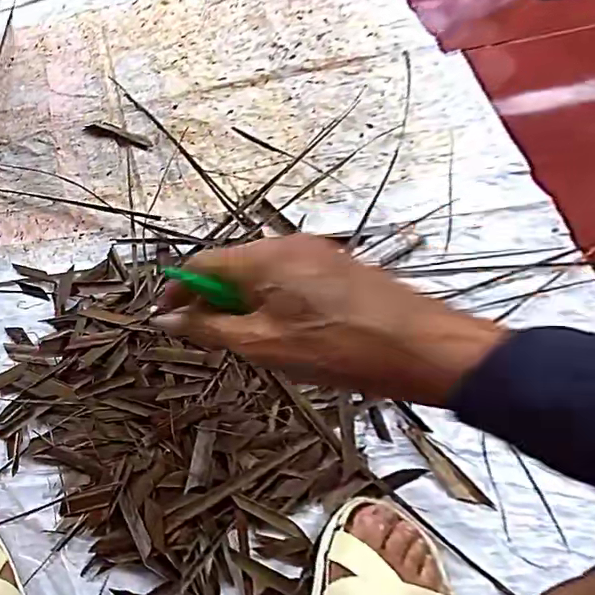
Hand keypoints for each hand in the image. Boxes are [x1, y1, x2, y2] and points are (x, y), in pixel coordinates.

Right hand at [152, 234, 507, 405]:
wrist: (428, 349)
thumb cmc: (339, 348)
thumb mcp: (260, 345)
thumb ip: (207, 329)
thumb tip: (166, 321)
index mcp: (262, 258)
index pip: (199, 265)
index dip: (176, 292)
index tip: (166, 318)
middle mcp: (285, 245)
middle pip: (227, 265)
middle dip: (207, 298)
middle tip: (203, 334)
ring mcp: (314, 252)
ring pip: (255, 272)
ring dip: (236, 300)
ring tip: (239, 336)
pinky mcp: (335, 265)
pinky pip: (282, 275)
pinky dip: (265, 297)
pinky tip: (275, 327)